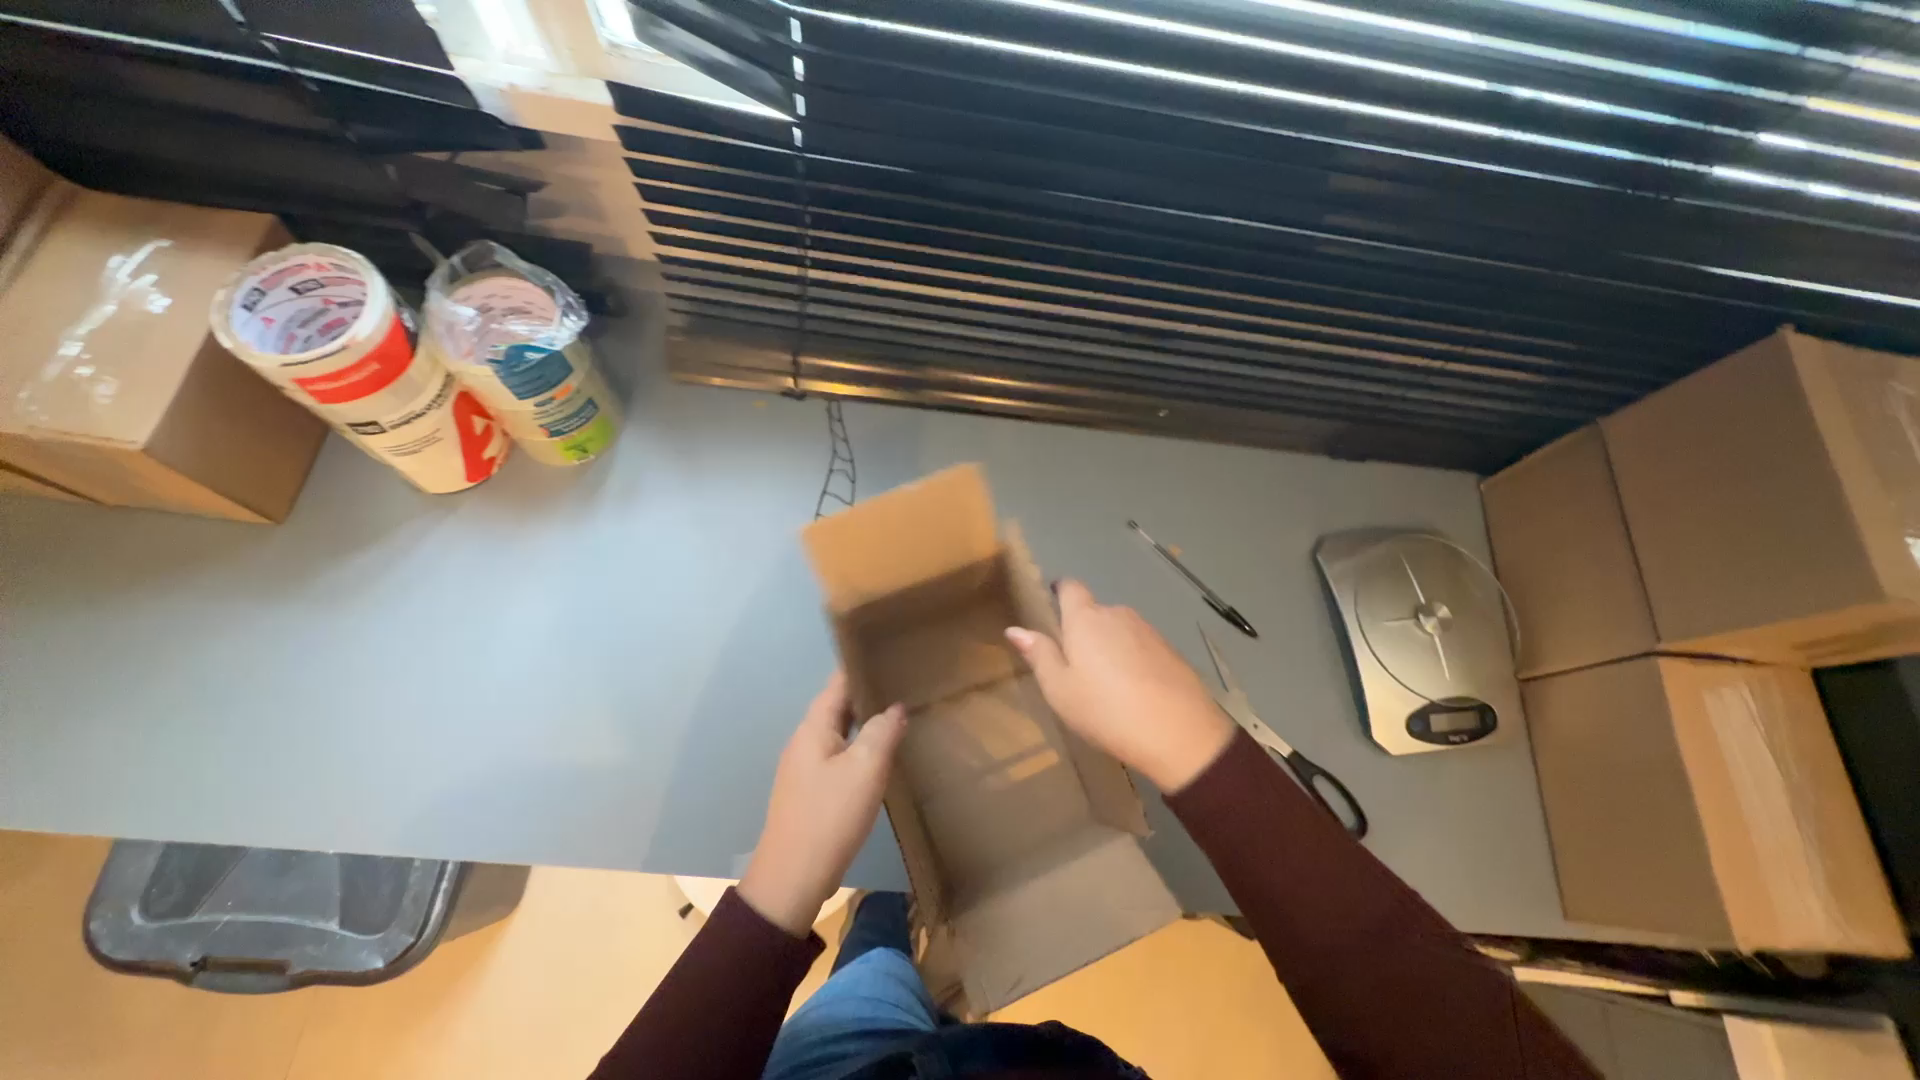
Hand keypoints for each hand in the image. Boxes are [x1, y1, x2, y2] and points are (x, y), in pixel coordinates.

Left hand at [738, 670, 907, 936]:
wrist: (792, 877)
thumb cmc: (829, 816)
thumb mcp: (865, 770)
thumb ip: (882, 732)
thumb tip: (895, 708)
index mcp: (814, 728)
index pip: (838, 683)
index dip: (861, 666)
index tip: (889, 651)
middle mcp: (804, 741)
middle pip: (837, 706)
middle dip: (866, 692)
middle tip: (903, 681)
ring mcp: (804, 767)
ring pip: (838, 732)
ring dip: (864, 721)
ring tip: (898, 714)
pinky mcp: (810, 791)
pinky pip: (837, 755)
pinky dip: (858, 746)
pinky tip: (879, 756)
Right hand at [1006, 580, 1235, 792]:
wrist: (1179, 733)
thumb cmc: (1106, 710)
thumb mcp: (1060, 689)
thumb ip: (1039, 655)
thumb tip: (1015, 629)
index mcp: (1086, 619)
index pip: (1070, 587)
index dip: (1059, 591)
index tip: (1051, 607)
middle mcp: (1118, 614)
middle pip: (1095, 611)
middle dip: (1083, 629)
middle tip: (1074, 665)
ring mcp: (1148, 631)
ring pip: (1119, 629)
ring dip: (1109, 646)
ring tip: (1104, 683)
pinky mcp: (1170, 650)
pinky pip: (1140, 646)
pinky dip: (1132, 660)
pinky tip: (1132, 690)